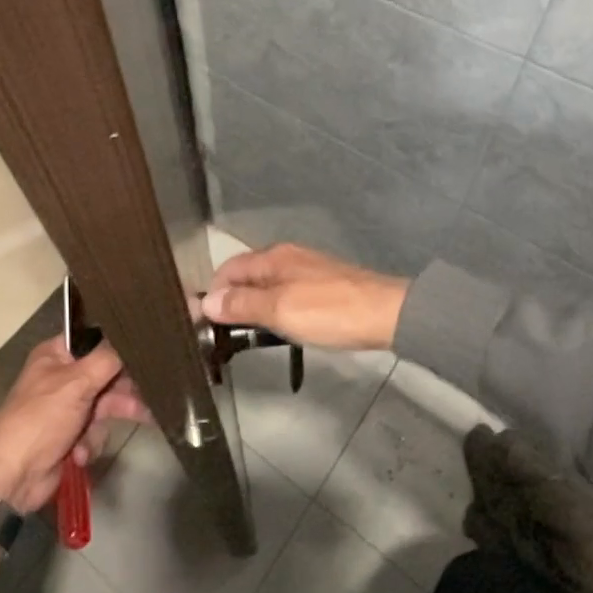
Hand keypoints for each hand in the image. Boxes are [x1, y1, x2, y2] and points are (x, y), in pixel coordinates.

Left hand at [0, 336, 150, 513]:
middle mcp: (62, 376)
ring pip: (103, 406)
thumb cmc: (41, 419)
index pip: (94, 340)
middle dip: (120, 393)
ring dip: (100, 425)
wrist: (14, 476)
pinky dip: (89, 443)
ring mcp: (66, 407)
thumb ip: (107, 359)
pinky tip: (78, 454)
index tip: (147, 349)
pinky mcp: (71, 434)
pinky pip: (94, 431)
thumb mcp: (76, 383)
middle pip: (104, 375)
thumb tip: (132, 336)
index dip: (119, 345)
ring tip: (105, 432)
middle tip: (149, 396)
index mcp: (56, 354)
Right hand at [202, 242, 409, 350]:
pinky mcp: (324, 286)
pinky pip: (286, 294)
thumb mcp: (279, 311)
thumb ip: (242, 305)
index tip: (204, 322)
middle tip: (224, 333)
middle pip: (247, 276)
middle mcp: (287, 257)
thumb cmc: (329, 312)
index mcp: (273, 258)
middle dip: (232, 300)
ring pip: (267, 286)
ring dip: (254, 306)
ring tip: (248, 335)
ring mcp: (308, 270)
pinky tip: (281, 328)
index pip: (229, 269)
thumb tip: (206, 301)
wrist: (388, 315)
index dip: (213, 293)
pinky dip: (275, 309)